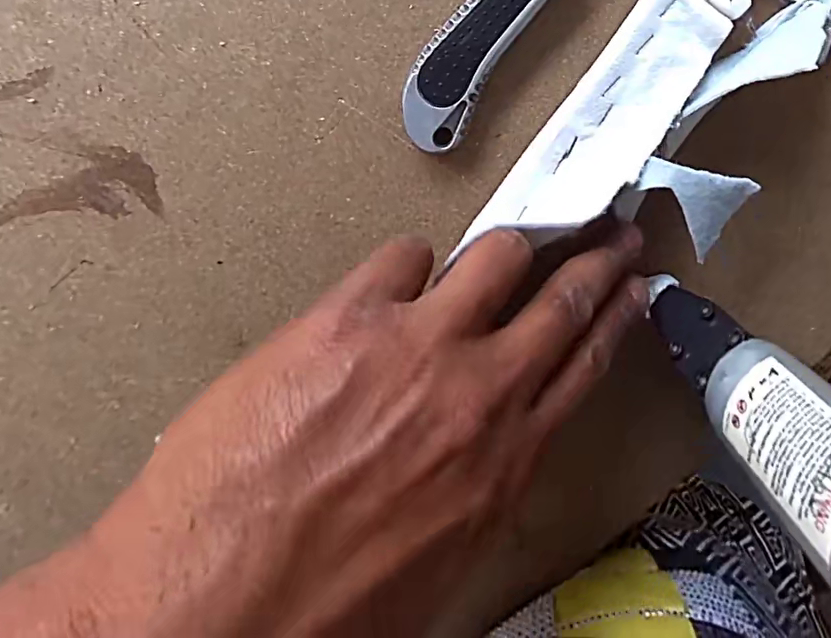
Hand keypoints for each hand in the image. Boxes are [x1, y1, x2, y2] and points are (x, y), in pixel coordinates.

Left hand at [0, 222, 649, 637]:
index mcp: (501, 459)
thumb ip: (480, 478)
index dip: (615, 319)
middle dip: (596, 259)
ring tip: (518, 237)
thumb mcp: (438, 554)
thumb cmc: (319, 609)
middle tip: (613, 232)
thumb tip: (492, 427)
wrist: (198, 618)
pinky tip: (401, 276)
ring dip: (512, 245)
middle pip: (560, 300)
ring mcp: (414, 347)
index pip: (584, 365)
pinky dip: (410, 262)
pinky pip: (403, 255)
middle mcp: (475, 393)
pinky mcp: (347, 319)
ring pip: (495, 257)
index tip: (632, 288)